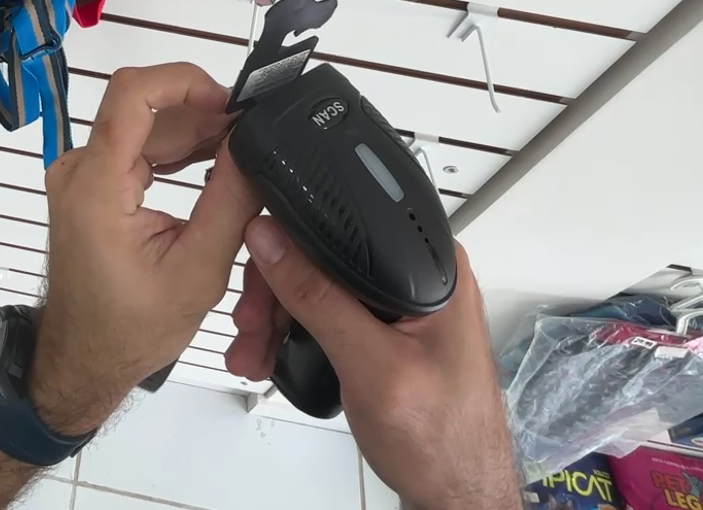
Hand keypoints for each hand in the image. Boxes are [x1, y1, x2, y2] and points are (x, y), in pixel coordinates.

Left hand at [32, 63, 260, 434]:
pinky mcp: (92, 181)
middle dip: (202, 111)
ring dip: (193, 128)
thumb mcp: (197, 270)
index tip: (227, 100)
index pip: (130, 94)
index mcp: (96, 187)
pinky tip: (214, 158)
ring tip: (240, 148)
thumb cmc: (131, 328)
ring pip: (144, 124)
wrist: (83, 356)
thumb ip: (228, 201)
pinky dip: (176, 146)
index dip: (181, 82)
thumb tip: (252, 142)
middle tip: (251, 132)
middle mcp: (79, 168)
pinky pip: (137, 145)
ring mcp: (82, 173)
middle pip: (143, 108)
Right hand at [227, 223, 519, 509]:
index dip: (288, 239)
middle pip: (317, 253)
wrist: (453, 498)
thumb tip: (268, 237)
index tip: (256, 273)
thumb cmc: (440, 441)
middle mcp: (408, 268)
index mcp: (428, 260)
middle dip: (272, 291)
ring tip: (251, 353)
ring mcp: (390, 298)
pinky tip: (267, 354)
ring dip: (271, 317)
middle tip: (248, 326)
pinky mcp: (375, 322)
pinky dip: (287, 331)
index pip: (342, 221)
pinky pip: (318, 308)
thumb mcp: (372, 366)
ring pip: (310, 281)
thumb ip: (318, 299)